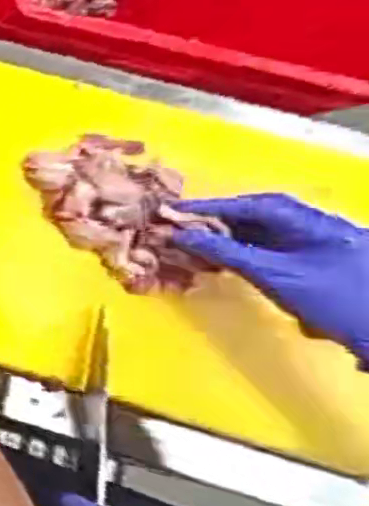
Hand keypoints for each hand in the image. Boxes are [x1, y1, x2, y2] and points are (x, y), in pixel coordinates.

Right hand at [172, 193, 368, 363]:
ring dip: (230, 232)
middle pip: (266, 214)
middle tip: (181, 222)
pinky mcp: (321, 263)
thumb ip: (225, 252)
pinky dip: (243, 246)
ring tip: (195, 239)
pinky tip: (224, 256)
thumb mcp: (273, 275)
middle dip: (221, 216)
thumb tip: (180, 236)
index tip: (173, 209)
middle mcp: (324, 229)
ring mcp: (326, 246)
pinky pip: (274, 245)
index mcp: (318, 226)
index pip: (259, 205)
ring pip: (269, 229)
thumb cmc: (332, 301)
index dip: (213, 205)